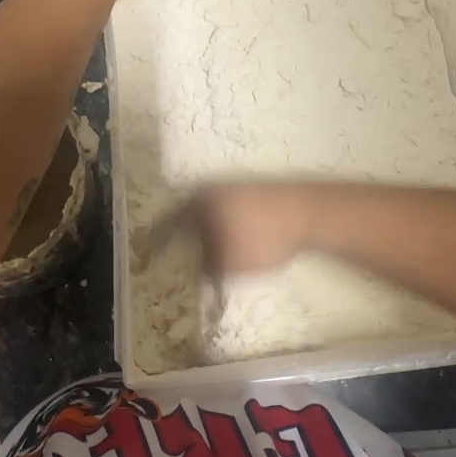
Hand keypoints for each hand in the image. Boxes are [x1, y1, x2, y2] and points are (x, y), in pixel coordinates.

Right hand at [157, 182, 320, 277]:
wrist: (308, 212)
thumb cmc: (262, 239)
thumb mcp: (229, 264)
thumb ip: (205, 268)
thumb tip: (193, 270)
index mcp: (197, 203)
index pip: (166, 224)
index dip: (155, 243)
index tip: (147, 257)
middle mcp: (208, 189)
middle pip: (183, 215)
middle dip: (177, 237)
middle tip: (171, 256)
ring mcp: (231, 186)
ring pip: (204, 211)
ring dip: (199, 231)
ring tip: (199, 253)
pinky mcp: (250, 190)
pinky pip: (223, 210)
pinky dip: (217, 225)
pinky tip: (226, 241)